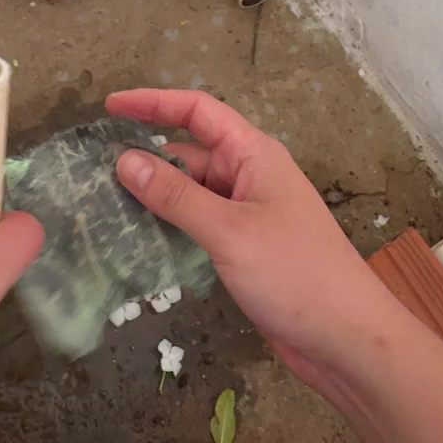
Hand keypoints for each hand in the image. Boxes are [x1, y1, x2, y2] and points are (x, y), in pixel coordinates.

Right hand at [104, 89, 397, 388]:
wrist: (347, 339)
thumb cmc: (295, 273)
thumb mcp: (230, 231)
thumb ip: (176, 196)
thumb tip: (124, 159)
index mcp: (253, 153)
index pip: (198, 111)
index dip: (153, 102)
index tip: (110, 106)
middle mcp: (248, 174)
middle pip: (190, 151)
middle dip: (146, 155)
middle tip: (94, 169)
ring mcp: (247, 211)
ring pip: (191, 190)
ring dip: (155, 194)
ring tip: (104, 204)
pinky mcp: (243, 246)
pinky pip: (198, 222)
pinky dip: (170, 226)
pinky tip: (138, 240)